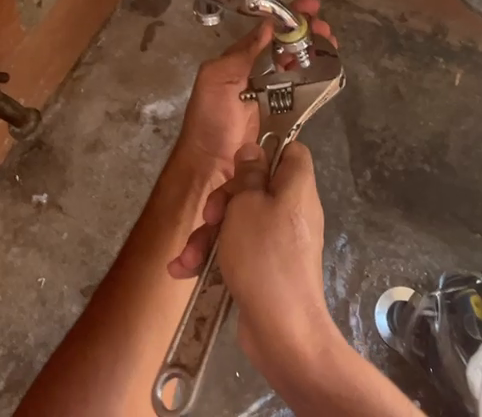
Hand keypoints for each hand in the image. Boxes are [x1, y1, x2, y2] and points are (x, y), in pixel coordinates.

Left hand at [171, 0, 333, 179]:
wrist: (212, 166)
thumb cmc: (210, 120)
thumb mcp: (217, 79)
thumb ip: (242, 53)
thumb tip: (268, 26)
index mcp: (237, 60)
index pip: (266, 31)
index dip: (287, 17)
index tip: (311, 6)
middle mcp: (255, 73)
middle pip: (285, 46)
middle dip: (306, 33)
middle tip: (326, 27)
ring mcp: (270, 94)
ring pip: (296, 65)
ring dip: (313, 51)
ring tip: (331, 43)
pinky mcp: (283, 115)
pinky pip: (302, 92)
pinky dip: (315, 78)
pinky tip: (327, 70)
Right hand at [171, 141, 336, 383]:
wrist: (282, 330)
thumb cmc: (264, 256)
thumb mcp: (248, 205)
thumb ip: (249, 174)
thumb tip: (254, 151)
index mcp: (297, 187)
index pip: (292, 152)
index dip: (266, 152)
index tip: (238, 165)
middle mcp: (292, 211)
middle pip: (255, 188)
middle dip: (223, 201)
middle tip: (209, 216)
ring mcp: (280, 242)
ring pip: (240, 221)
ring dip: (209, 235)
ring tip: (187, 256)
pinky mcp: (267, 269)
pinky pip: (240, 250)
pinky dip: (214, 258)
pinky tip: (185, 271)